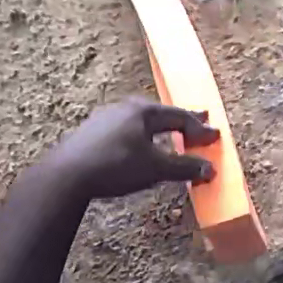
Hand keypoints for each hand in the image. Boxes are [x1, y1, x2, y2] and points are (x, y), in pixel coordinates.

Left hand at [45, 96, 219, 199]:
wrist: (67, 175)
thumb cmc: (115, 165)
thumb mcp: (156, 168)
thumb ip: (185, 167)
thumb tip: (210, 169)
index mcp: (142, 111)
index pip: (179, 116)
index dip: (199, 129)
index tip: (215, 137)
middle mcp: (124, 108)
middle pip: (160, 113)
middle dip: (181, 120)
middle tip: (200, 119)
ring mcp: (105, 118)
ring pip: (141, 121)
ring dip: (160, 128)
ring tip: (171, 134)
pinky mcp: (92, 133)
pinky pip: (126, 130)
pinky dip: (142, 136)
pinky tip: (140, 145)